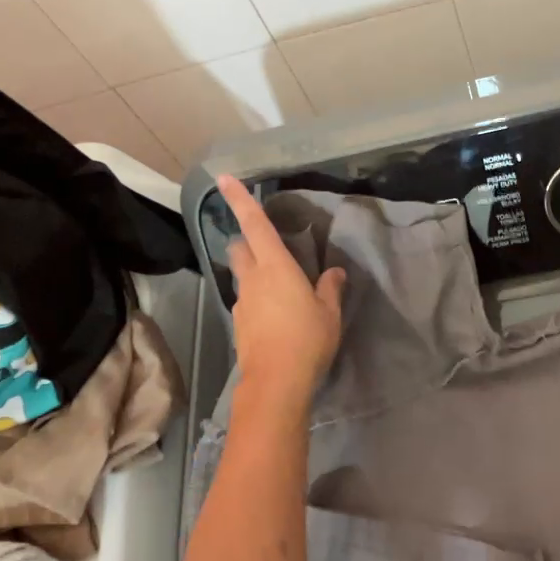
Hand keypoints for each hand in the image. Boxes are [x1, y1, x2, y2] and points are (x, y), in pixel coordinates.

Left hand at [220, 175, 345, 405]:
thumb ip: (330, 289)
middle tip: (264, 246)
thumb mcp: (329, 314)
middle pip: (240, 248)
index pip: (255, 224)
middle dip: (246, 240)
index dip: (240, 199)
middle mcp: (253, 279)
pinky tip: (275, 318)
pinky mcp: (239, 325)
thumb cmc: (307, 340)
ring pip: (242, 277)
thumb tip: (334, 272)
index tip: (225, 178)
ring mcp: (242, 303)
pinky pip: (247, 302)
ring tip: (278, 290)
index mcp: (276, 267)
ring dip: (253, 274)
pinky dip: (257, 301)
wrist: (276, 382)